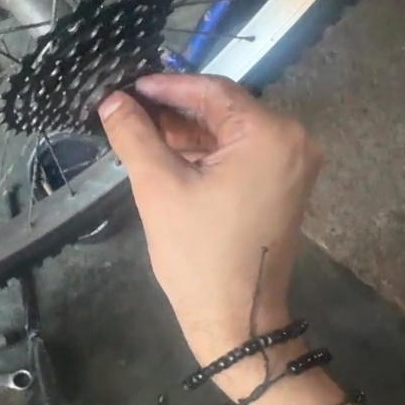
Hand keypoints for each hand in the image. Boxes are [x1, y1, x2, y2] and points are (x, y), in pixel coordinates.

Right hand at [98, 73, 321, 364]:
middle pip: (223, 110)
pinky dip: (204, 154)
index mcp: (270, 134)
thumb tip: (111, 100)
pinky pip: (239, 156)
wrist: (236, 317)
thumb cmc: (197, 252)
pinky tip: (166, 155)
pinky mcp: (281, 187)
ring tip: (138, 133)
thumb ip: (135, 136)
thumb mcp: (159, 188)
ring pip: (229, 134)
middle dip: (173, 110)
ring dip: (186, 132)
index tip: (126, 87)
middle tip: (126, 110)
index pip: (212, 91)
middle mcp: (293, 142)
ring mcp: (291, 166)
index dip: (165, 86)